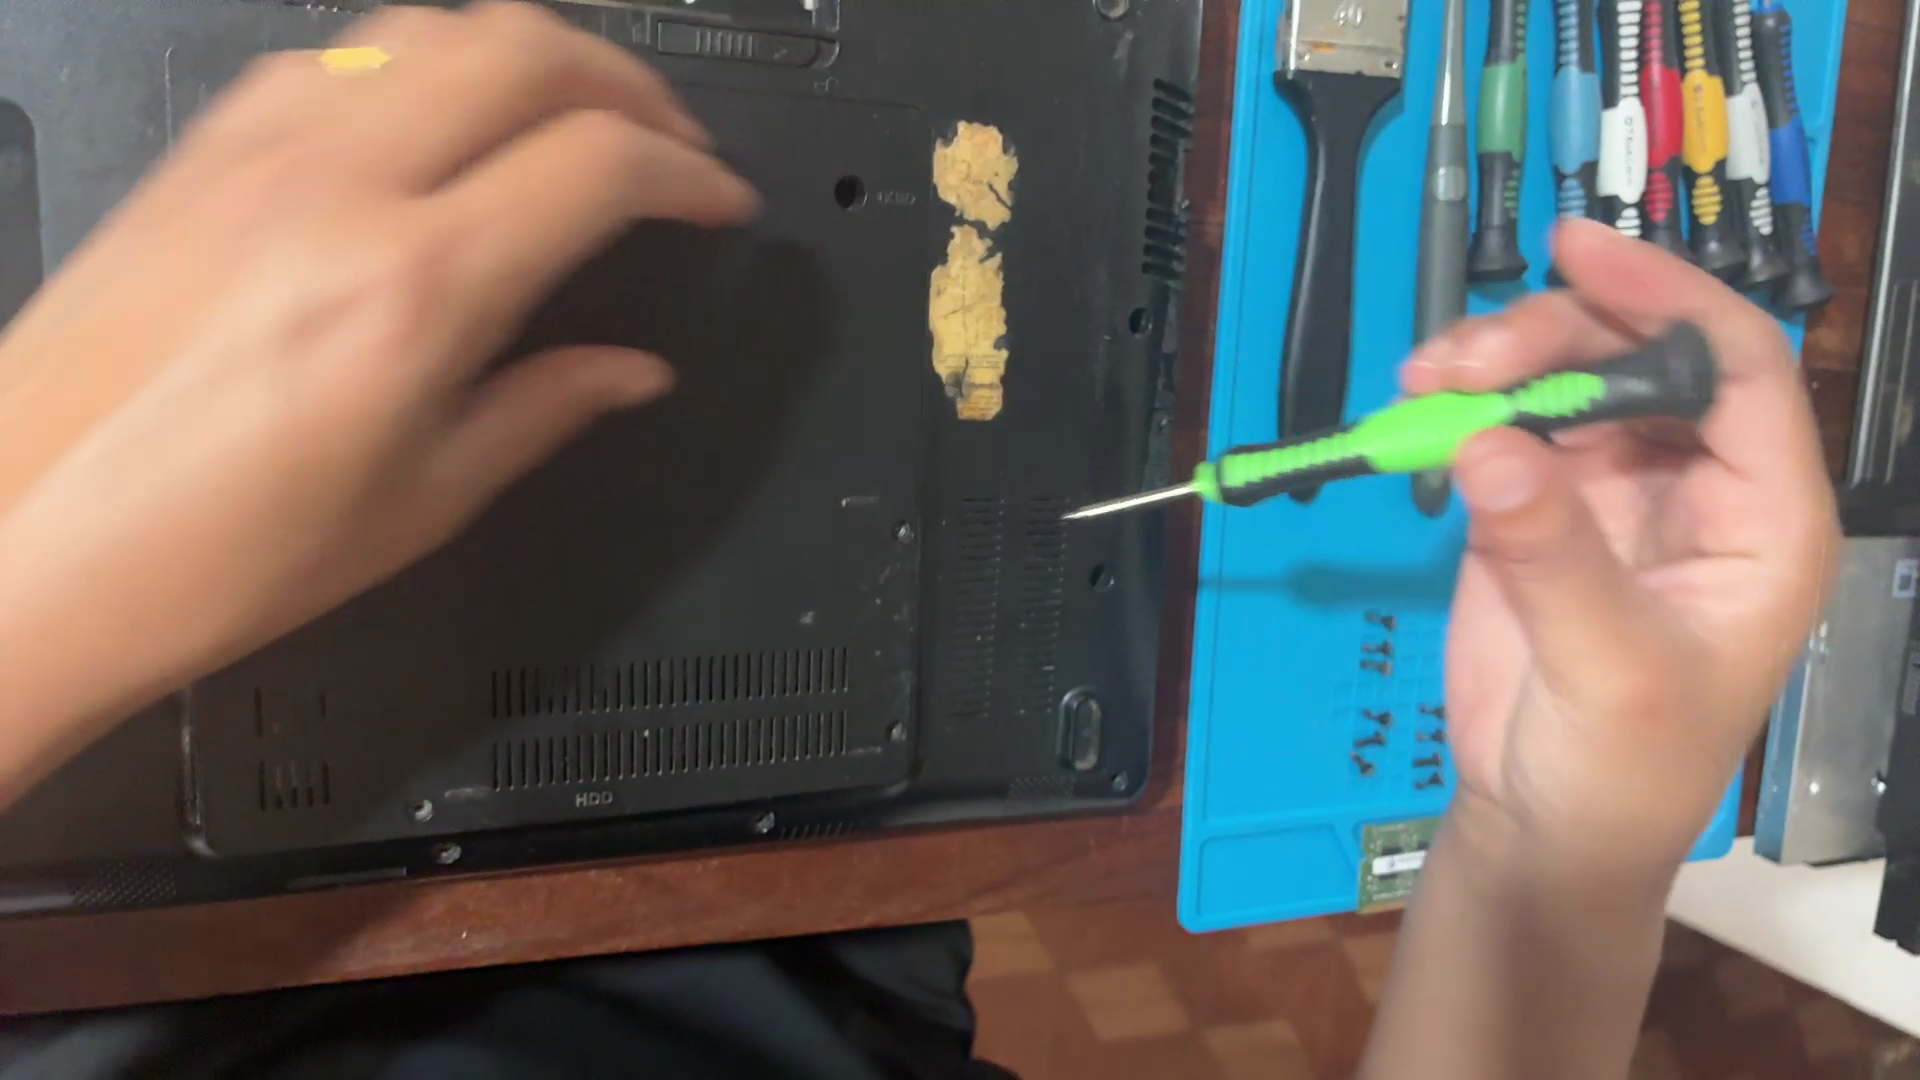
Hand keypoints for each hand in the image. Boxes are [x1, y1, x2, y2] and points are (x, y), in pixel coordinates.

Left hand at [0, 2, 755, 797]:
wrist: (19, 546)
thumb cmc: (231, 547)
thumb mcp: (437, 491)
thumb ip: (552, 406)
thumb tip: (634, 374)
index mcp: (416, 289)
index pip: (596, 168)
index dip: (687, 176)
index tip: (725, 201)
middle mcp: (334, 191)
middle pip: (520, 52)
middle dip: (630, 85)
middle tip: (680, 144)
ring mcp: (257, 155)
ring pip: (435, 28)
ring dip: (541, 59)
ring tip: (593, 119)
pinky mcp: (205, 155)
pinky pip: (351, 59)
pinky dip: (444, 71)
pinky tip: (469, 127)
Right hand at [1403, 220, 1837, 875]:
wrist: (1540, 809)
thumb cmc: (1616, 757)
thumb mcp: (1605, 665)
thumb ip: (1553, 554)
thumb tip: (1480, 445)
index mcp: (1757, 516)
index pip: (1732, 376)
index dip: (1665, 302)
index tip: (1577, 253)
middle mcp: (1682, 488)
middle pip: (1627, 369)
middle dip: (1542, 347)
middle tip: (1448, 367)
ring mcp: (1594, 499)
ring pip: (1553, 396)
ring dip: (1487, 376)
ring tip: (1419, 384)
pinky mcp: (1522, 519)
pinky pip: (1493, 442)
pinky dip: (1453, 422)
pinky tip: (1415, 420)